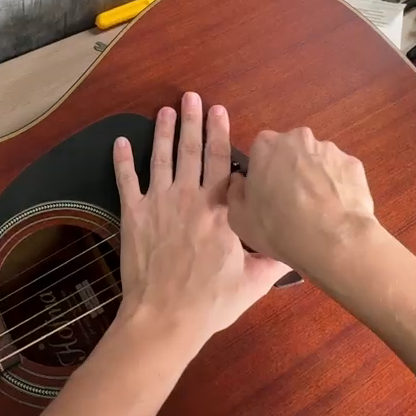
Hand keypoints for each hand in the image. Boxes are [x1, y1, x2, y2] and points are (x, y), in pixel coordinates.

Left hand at [112, 93, 288, 350]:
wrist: (165, 317)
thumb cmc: (210, 303)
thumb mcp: (251, 284)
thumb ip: (272, 261)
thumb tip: (295, 250)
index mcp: (220, 210)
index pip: (222, 163)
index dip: (221, 135)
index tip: (221, 112)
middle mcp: (190, 198)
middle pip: (193, 151)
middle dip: (194, 121)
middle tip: (193, 97)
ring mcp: (159, 203)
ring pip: (162, 158)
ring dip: (164, 131)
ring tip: (166, 109)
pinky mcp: (134, 214)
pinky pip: (126, 181)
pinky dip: (123, 160)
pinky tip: (120, 141)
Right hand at [226, 128, 381, 279]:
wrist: (332, 241)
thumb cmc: (278, 228)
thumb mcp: (239, 218)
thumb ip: (235, 192)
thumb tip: (239, 182)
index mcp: (266, 145)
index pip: (260, 151)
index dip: (263, 172)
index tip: (266, 193)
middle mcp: (298, 138)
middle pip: (290, 152)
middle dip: (290, 170)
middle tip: (291, 202)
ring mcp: (329, 149)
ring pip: (317, 161)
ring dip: (315, 178)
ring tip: (317, 210)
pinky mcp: (354, 164)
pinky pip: (340, 173)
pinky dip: (337, 187)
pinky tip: (336, 210)